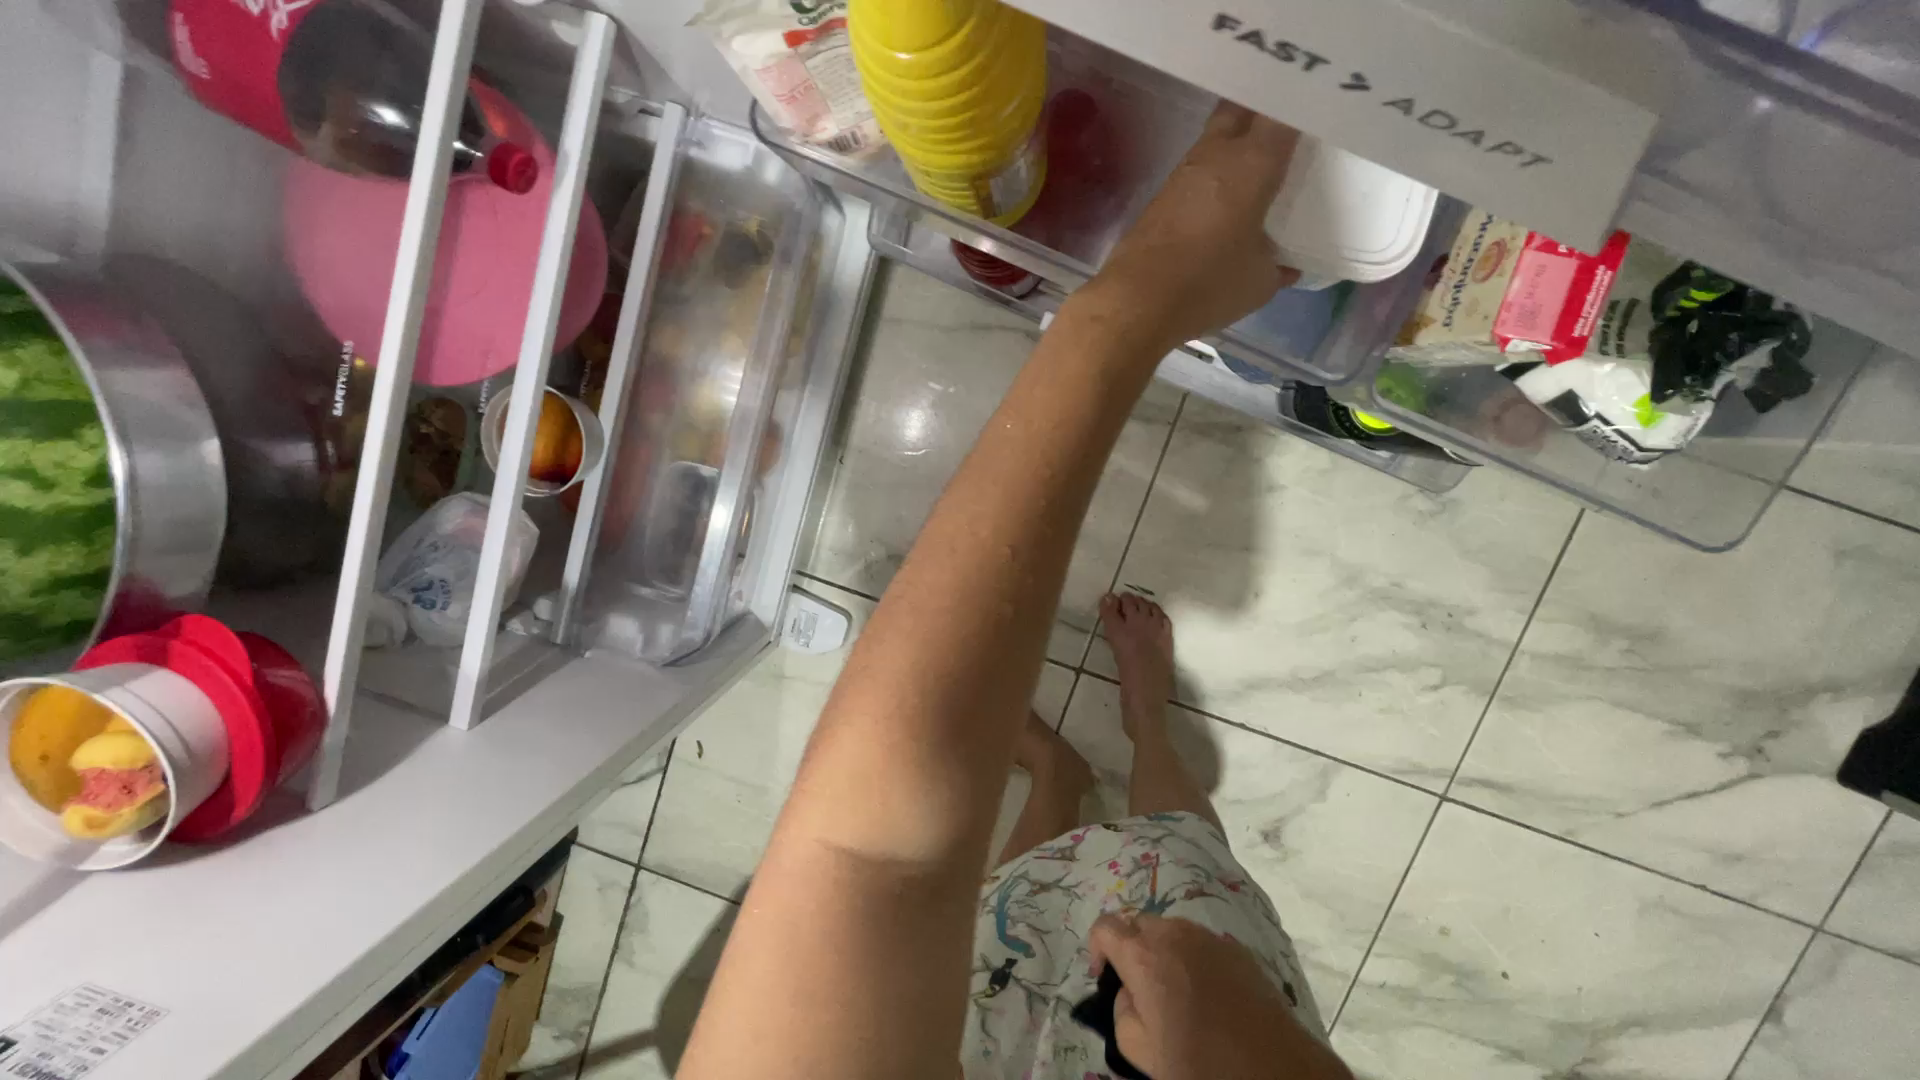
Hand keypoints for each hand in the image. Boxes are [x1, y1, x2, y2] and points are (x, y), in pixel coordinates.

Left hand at [1074, 102, 1301, 349]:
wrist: (1135, 303)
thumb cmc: (1207, 285)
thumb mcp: (1258, 282)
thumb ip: (1277, 265)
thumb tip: (1284, 265)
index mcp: (1253, 162)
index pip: (1284, 111)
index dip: (1302, 103)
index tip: (1320, 110)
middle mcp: (1216, 155)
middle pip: (1242, 108)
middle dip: (1263, 109)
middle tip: (1287, 125)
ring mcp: (1183, 174)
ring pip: (1215, 139)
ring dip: (1236, 144)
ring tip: (1261, 162)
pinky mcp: (1161, 198)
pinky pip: (1197, 172)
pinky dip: (1214, 175)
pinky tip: (1226, 197)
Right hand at [1086, 913, 1352, 1079]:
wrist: (1272, 1070)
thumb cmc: (1198, 1061)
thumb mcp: (1139, 1050)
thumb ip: (1121, 1012)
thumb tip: (1131, 993)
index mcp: (1143, 954)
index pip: (1105, 927)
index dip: (1097, 950)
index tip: (1105, 980)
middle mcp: (1173, 933)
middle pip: (1138, 923)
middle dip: (1130, 948)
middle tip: (1138, 989)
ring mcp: (1209, 938)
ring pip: (1171, 930)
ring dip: (1163, 952)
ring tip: (1174, 992)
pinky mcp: (1238, 950)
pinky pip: (1202, 943)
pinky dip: (1193, 959)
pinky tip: (1207, 995)